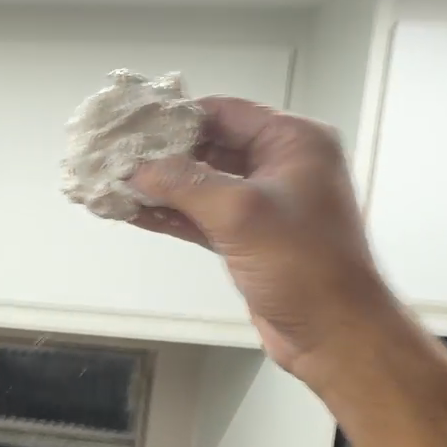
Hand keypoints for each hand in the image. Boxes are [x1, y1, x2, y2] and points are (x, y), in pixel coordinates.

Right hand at [128, 97, 403, 382]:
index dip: (176, 117)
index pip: (224, 113)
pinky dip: (168, 214)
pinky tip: (132, 213)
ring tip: (114, 185)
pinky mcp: (244, 236)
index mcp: (293, 142)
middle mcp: (278, 165)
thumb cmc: (304, 266)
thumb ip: (185, 183)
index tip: (131, 125)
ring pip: (199, 183)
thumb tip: (136, 168)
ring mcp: (260, 202)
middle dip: (161, 155)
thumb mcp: (240, 213)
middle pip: (207, 145)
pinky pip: (199, 215)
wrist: (332, 333)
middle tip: (115, 157)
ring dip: (159, 187)